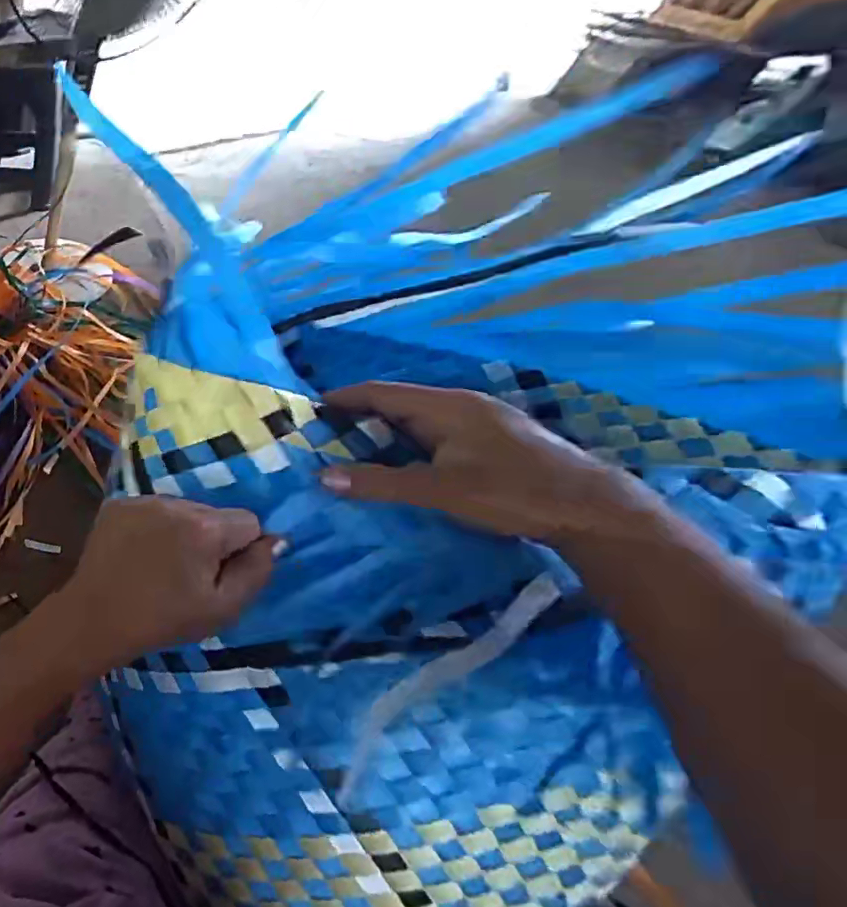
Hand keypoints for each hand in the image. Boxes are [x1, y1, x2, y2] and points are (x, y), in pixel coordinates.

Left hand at [47, 497, 280, 669]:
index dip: (240, 551)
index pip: (248, 522)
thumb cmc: (164, 619)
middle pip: (213, 514)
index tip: (217, 575)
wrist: (96, 616)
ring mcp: (140, 500)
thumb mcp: (223, 607)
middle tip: (186, 574)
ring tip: (161, 564)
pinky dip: (152, 526)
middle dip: (210, 539)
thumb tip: (275, 540)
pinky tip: (139, 552)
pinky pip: (151, 509)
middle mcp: (172, 502)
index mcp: (204, 526)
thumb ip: (257, 570)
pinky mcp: (116, 504)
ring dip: (181, 530)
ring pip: (182, 509)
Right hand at [318, 381, 666, 546]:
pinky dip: (407, 441)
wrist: (599, 513)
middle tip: (323, 436)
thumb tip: (322, 477)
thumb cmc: (514, 493)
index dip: (342, 398)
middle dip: (358, 415)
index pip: (380, 392)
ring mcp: (483, 421)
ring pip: (418, 418)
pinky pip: (436, 431)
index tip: (308, 411)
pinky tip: (401, 461)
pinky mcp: (494, 440)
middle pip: (397, 403)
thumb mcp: (438, 490)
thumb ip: (379, 482)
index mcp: (447, 407)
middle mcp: (463, 405)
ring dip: (383, 430)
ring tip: (352, 450)